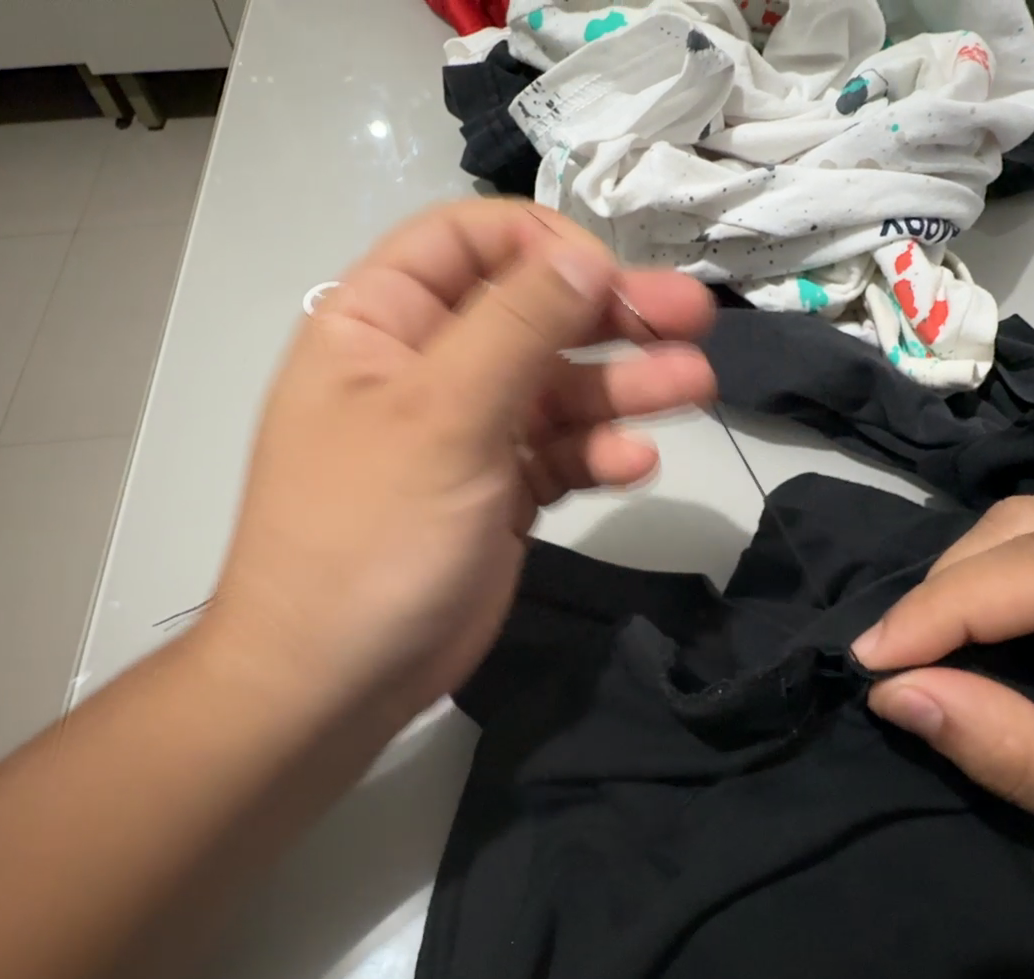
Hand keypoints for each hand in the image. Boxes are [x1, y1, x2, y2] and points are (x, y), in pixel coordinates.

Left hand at [200, 199, 714, 734]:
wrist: (338, 679)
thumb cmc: (372, 534)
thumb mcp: (441, 416)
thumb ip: (517, 327)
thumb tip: (586, 257)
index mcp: (381, 323)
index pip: (468, 243)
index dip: (544, 248)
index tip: (611, 279)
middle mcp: (427, 367)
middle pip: (531, 315)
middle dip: (611, 315)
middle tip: (695, 317)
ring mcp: (466, 434)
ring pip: (557, 389)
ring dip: (624, 387)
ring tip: (695, 386)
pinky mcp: (499, 494)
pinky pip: (558, 455)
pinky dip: (597, 454)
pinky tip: (636, 463)